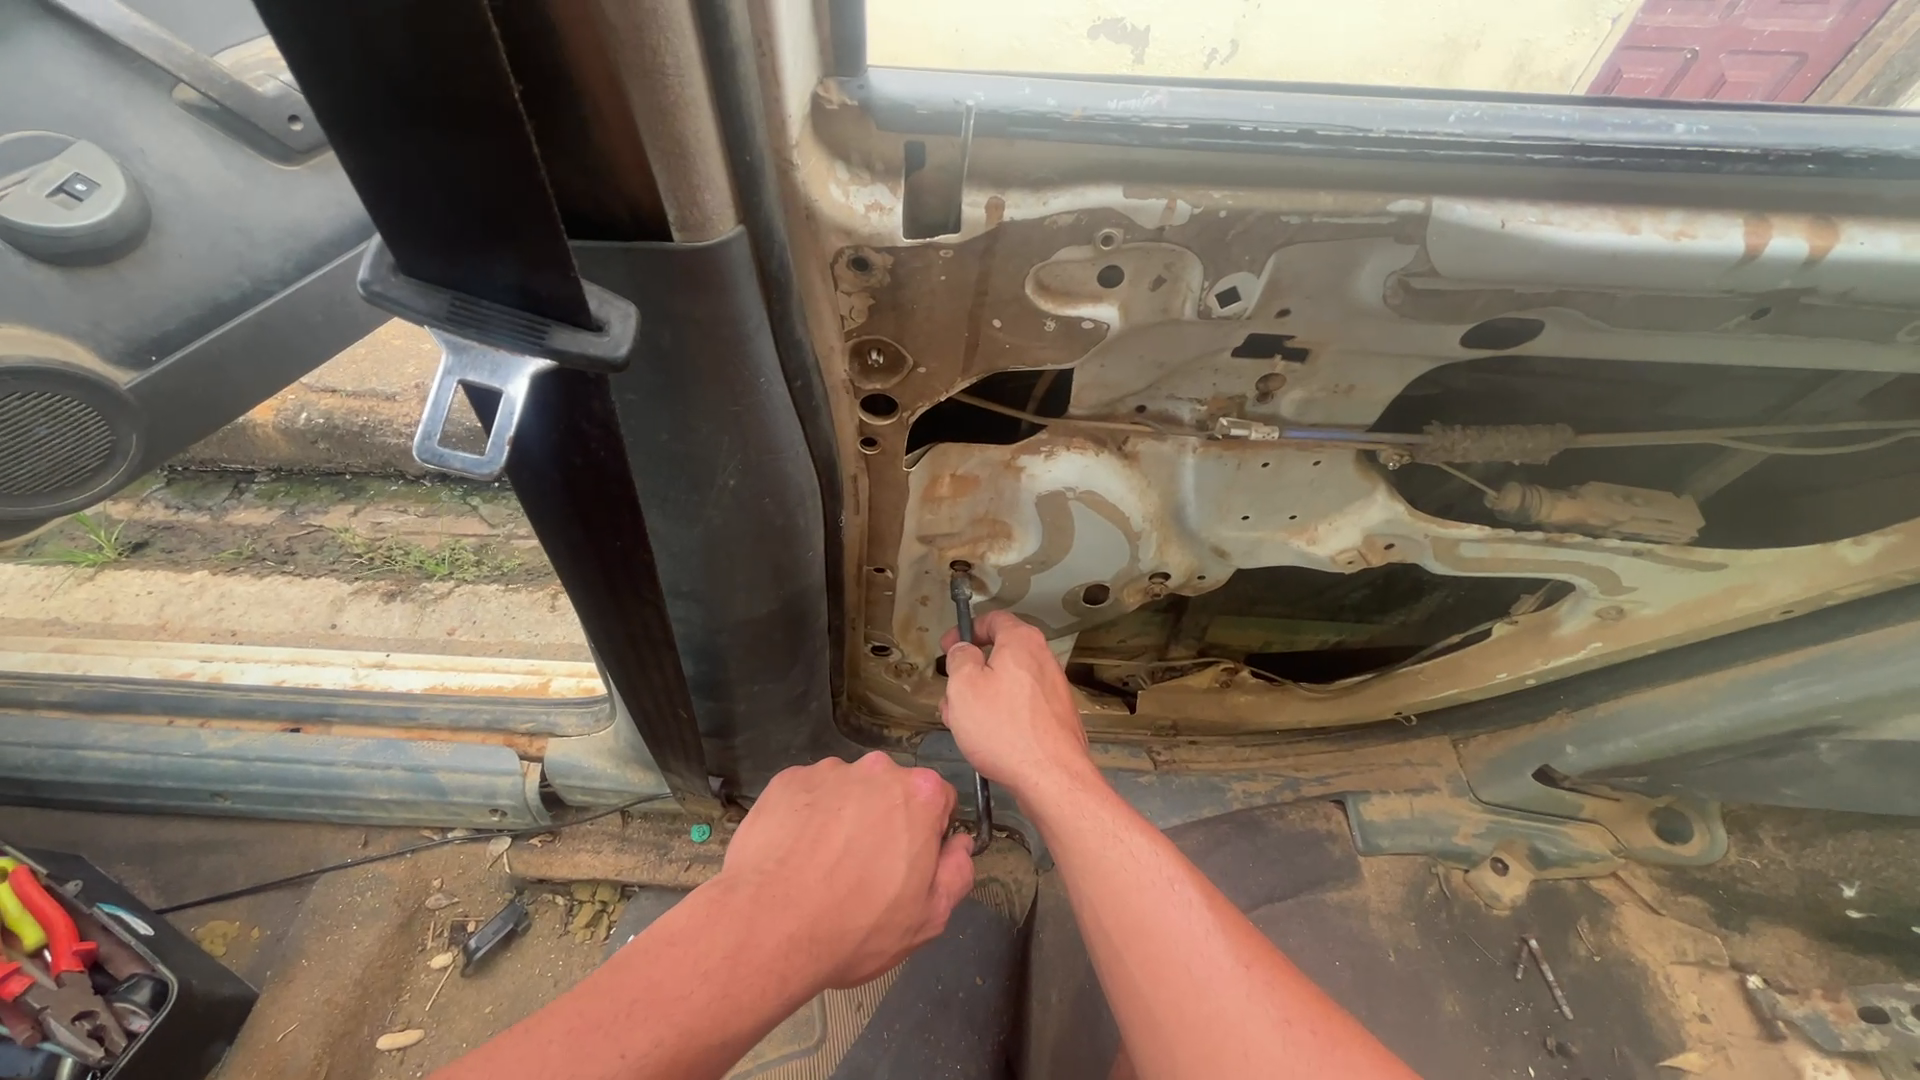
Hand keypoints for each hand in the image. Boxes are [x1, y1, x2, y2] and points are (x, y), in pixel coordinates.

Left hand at [716, 752, 974, 988]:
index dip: (928, 833)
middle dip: (885, 820)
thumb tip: (959, 845)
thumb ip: (957, 874)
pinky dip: (806, 817)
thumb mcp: (928, 918)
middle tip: (864, 869)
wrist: (767, 926)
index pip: (939, 800)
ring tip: (822, 865)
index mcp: (920, 794)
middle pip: (892, 790)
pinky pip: (808, 794)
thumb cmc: (856, 927)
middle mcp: (877, 769)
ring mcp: (828, 771)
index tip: (909, 864)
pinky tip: (795, 854)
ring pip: (848, 790)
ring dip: (844, 816)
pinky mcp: (787, 780)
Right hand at [940, 609, 1094, 804]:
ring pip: (1006, 685)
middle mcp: (1042, 660)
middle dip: (970, 674)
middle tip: (952, 695)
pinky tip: (987, 741)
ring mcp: (1051, 690)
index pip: (993, 619)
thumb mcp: (964, 686)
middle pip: (999, 655)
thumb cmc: (1006, 730)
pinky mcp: (1054, 717)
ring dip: (981, 700)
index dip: (966, 630)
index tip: (949, 646)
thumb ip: (959, 659)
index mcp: (1021, 642)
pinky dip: (1000, 716)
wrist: (1051, 778)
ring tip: (964, 726)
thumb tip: (963, 650)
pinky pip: (1019, 707)